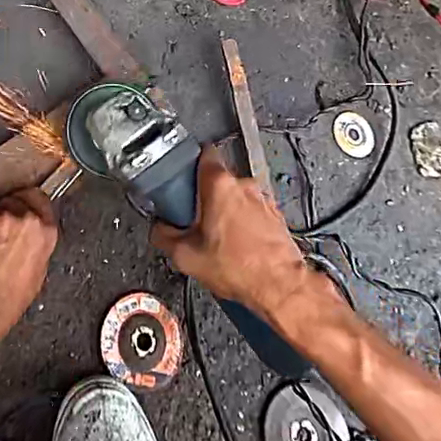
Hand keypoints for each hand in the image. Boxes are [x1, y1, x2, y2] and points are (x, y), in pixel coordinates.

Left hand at [0, 187, 59, 381]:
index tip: (19, 208)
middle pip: (14, 198)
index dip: (27, 202)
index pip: (38, 198)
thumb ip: (37, 241)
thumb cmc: (9, 298)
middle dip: (5, 210)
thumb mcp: (39, 269)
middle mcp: (25, 218)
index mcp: (45, 230)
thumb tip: (30, 229)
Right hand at [150, 145, 313, 319]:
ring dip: (225, 210)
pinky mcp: (275, 215)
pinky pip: (252, 211)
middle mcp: (244, 185)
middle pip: (217, 179)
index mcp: (219, 185)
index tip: (181, 177)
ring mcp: (263, 200)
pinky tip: (237, 246)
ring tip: (217, 237)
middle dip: (204, 196)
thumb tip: (159, 230)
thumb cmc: (242, 268)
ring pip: (235, 196)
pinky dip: (243, 223)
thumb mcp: (185, 256)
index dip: (189, 162)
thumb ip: (163, 236)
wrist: (281, 287)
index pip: (203, 153)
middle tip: (194, 218)